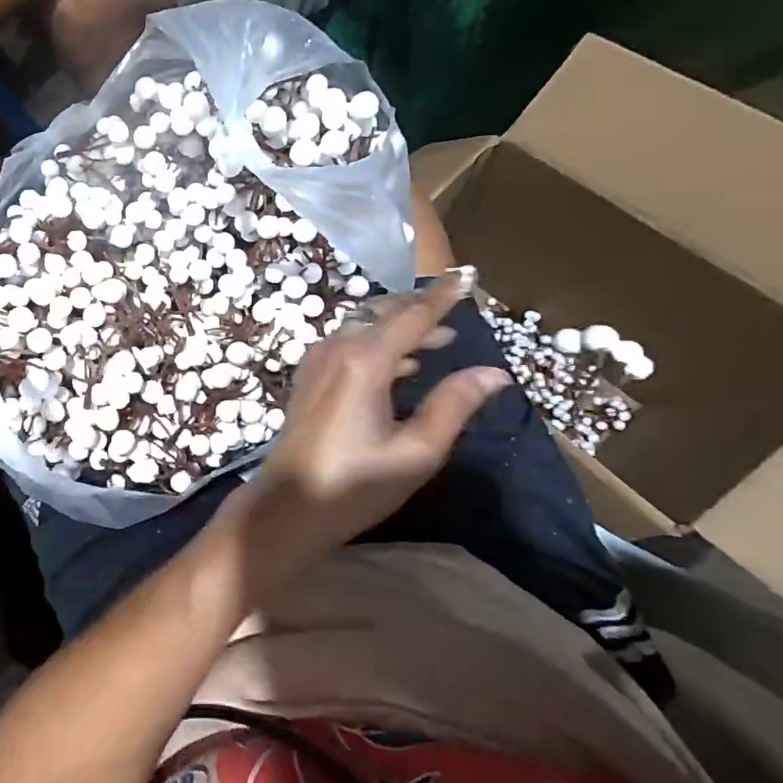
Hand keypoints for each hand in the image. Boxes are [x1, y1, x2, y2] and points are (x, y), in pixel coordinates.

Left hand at [249, 274, 508, 557]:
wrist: (287, 507)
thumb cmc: (356, 484)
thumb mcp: (417, 451)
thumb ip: (454, 405)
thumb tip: (494, 372)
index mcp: (365, 361)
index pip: (412, 316)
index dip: (442, 296)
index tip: (467, 275)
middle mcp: (337, 351)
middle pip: (382, 314)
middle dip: (418, 308)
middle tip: (453, 311)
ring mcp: (316, 364)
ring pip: (361, 327)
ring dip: (397, 327)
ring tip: (436, 341)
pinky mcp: (308, 380)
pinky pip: (345, 344)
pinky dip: (375, 343)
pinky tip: (398, 366)